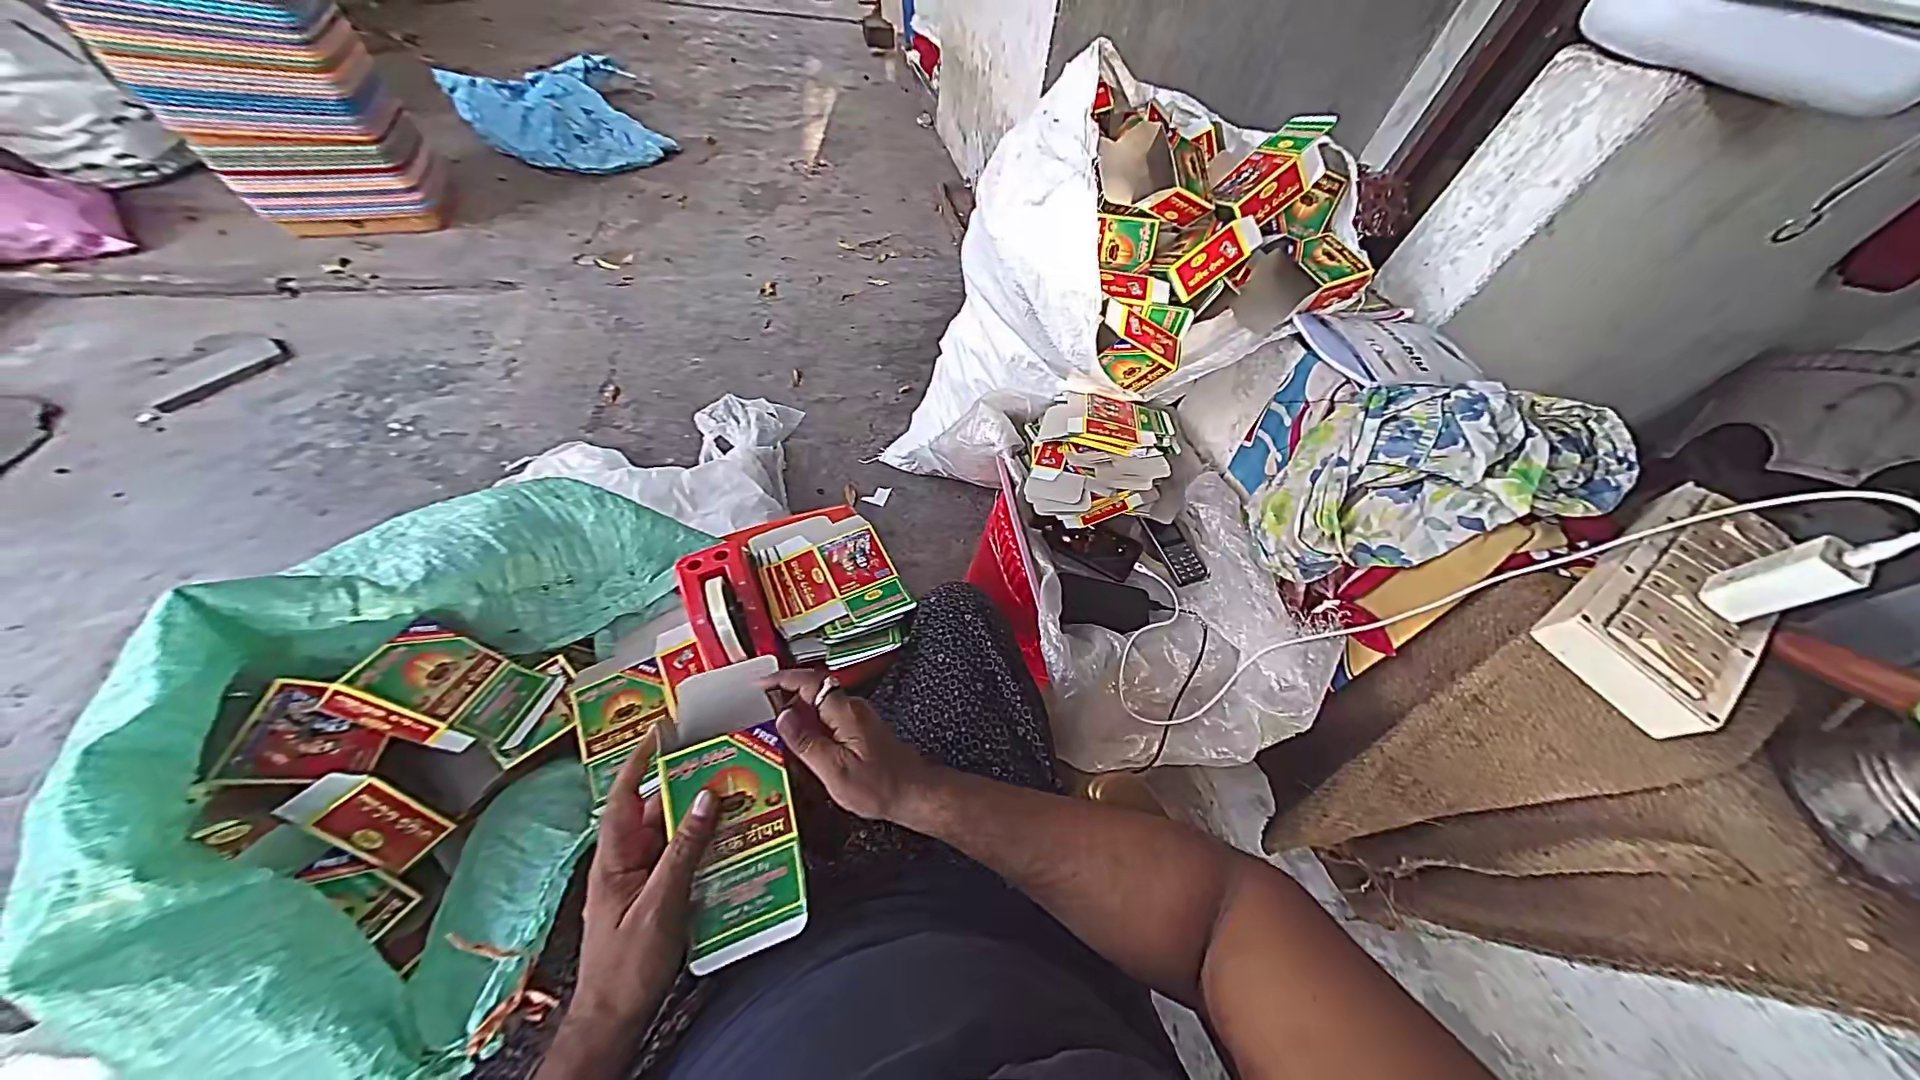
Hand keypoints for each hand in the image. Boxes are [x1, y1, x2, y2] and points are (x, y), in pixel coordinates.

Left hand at [538, 733, 717, 1079]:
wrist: (616, 1017)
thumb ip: (685, 849)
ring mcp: (642, 876)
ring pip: (674, 832)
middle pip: (658, 811)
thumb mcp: (661, 902)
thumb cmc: (627, 965)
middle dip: (688, 786)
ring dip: (701, 816)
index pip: (624, 797)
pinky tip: (731, 839)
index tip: (659, 732)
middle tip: (721, 763)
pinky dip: (704, 843)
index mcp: (615, 858)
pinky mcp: (657, 891)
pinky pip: (682, 855)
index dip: (640, 761)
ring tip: (735, 797)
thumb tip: (707, 799)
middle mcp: (627, 860)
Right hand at [763, 668, 940, 822]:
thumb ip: (806, 742)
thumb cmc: (881, 786)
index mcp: (845, 713)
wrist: (914, 793)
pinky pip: (829, 717)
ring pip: (820, 704)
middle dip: (786, 696)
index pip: (809, 682)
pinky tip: (804, 744)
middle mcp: (853, 709)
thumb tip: (782, 718)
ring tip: (779, 732)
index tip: (762, 682)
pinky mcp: (860, 728)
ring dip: (798, 712)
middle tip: (764, 711)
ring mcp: (858, 717)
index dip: (783, 678)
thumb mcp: (834, 770)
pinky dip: (811, 724)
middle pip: (813, 690)